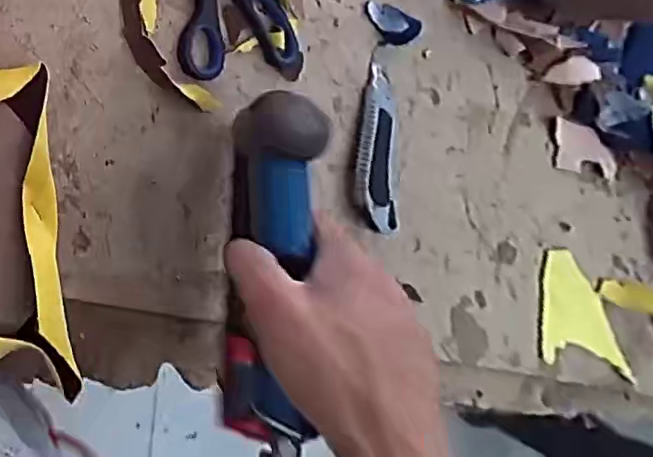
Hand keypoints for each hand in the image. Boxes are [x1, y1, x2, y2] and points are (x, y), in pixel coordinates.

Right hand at [227, 215, 448, 456]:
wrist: (391, 448)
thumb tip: (241, 247)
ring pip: (346, 303)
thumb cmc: (336, 379)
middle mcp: (382, 281)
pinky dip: (348, 348)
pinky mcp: (411, 357)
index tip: (265, 256)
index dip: (279, 233)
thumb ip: (250, 265)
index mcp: (350, 259)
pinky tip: (331, 374)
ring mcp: (402, 320)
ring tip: (302, 352)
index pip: (308, 219)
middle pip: (325, 265)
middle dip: (297, 286)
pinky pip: (368, 337)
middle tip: (278, 316)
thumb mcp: (272, 309)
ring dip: (323, 318)